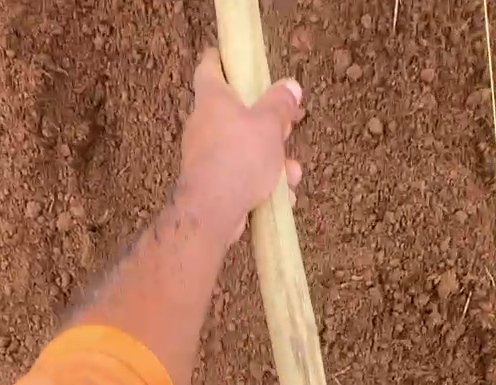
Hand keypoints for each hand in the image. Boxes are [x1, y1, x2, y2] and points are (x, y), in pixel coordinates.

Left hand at [174, 48, 303, 245]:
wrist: (212, 213)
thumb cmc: (239, 158)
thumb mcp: (269, 125)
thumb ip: (281, 104)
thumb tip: (290, 87)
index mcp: (213, 98)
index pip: (211, 66)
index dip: (225, 59)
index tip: (241, 60)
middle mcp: (203, 125)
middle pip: (237, 113)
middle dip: (267, 124)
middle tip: (288, 129)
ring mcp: (205, 158)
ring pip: (243, 151)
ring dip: (272, 161)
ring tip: (292, 174)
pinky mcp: (211, 187)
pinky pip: (240, 178)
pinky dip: (262, 185)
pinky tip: (282, 197)